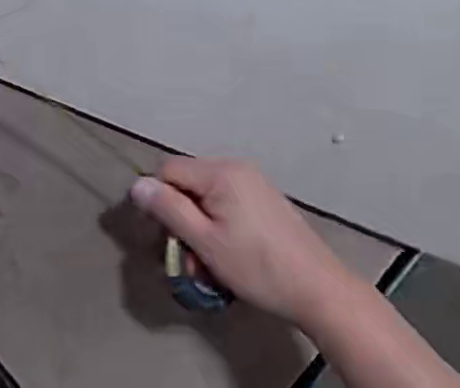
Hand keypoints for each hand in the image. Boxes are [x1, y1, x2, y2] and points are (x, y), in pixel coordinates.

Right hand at [130, 158, 359, 325]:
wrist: (322, 292)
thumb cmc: (259, 268)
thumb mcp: (205, 242)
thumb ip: (168, 209)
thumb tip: (137, 185)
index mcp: (220, 172)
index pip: (168, 170)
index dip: (160, 200)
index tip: (166, 234)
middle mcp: (236, 167)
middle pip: (187, 181)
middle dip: (181, 216)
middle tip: (188, 254)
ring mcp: (254, 182)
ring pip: (206, 194)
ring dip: (199, 223)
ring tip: (209, 260)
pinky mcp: (266, 199)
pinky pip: (227, 200)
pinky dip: (219, 222)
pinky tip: (229, 251)